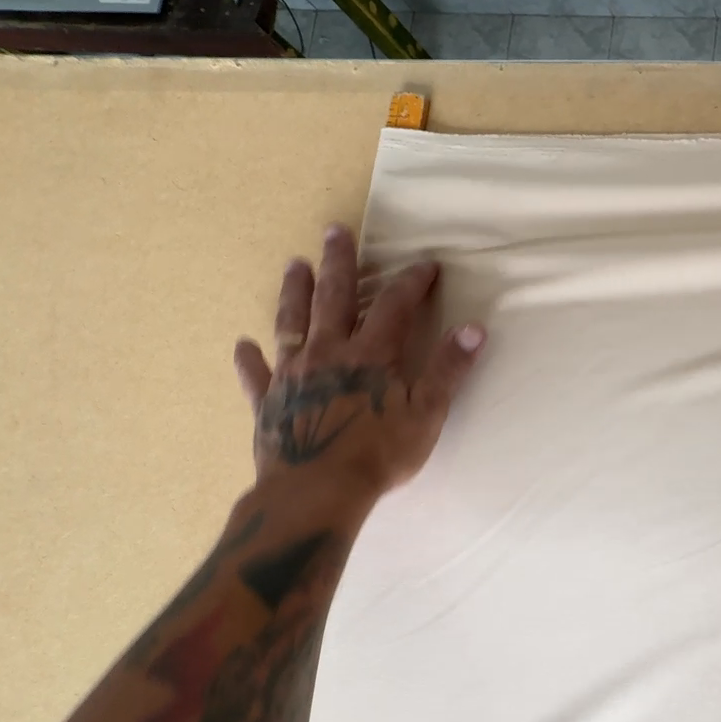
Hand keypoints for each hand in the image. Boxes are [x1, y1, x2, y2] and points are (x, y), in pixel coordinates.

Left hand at [233, 224, 485, 496]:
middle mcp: (327, 353)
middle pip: (334, 299)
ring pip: (292, 323)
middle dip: (339, 264)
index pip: (395, 306)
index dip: (412, 283)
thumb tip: (475, 328)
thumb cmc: (381, 453)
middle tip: (336, 231)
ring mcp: (292, 376)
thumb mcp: (428, 412)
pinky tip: (244, 345)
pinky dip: (251, 358)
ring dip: (294, 292)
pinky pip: (256, 374)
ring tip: (295, 264)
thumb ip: (449, 369)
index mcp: (370, 355)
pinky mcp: (268, 402)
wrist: (318, 490)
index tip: (426, 264)